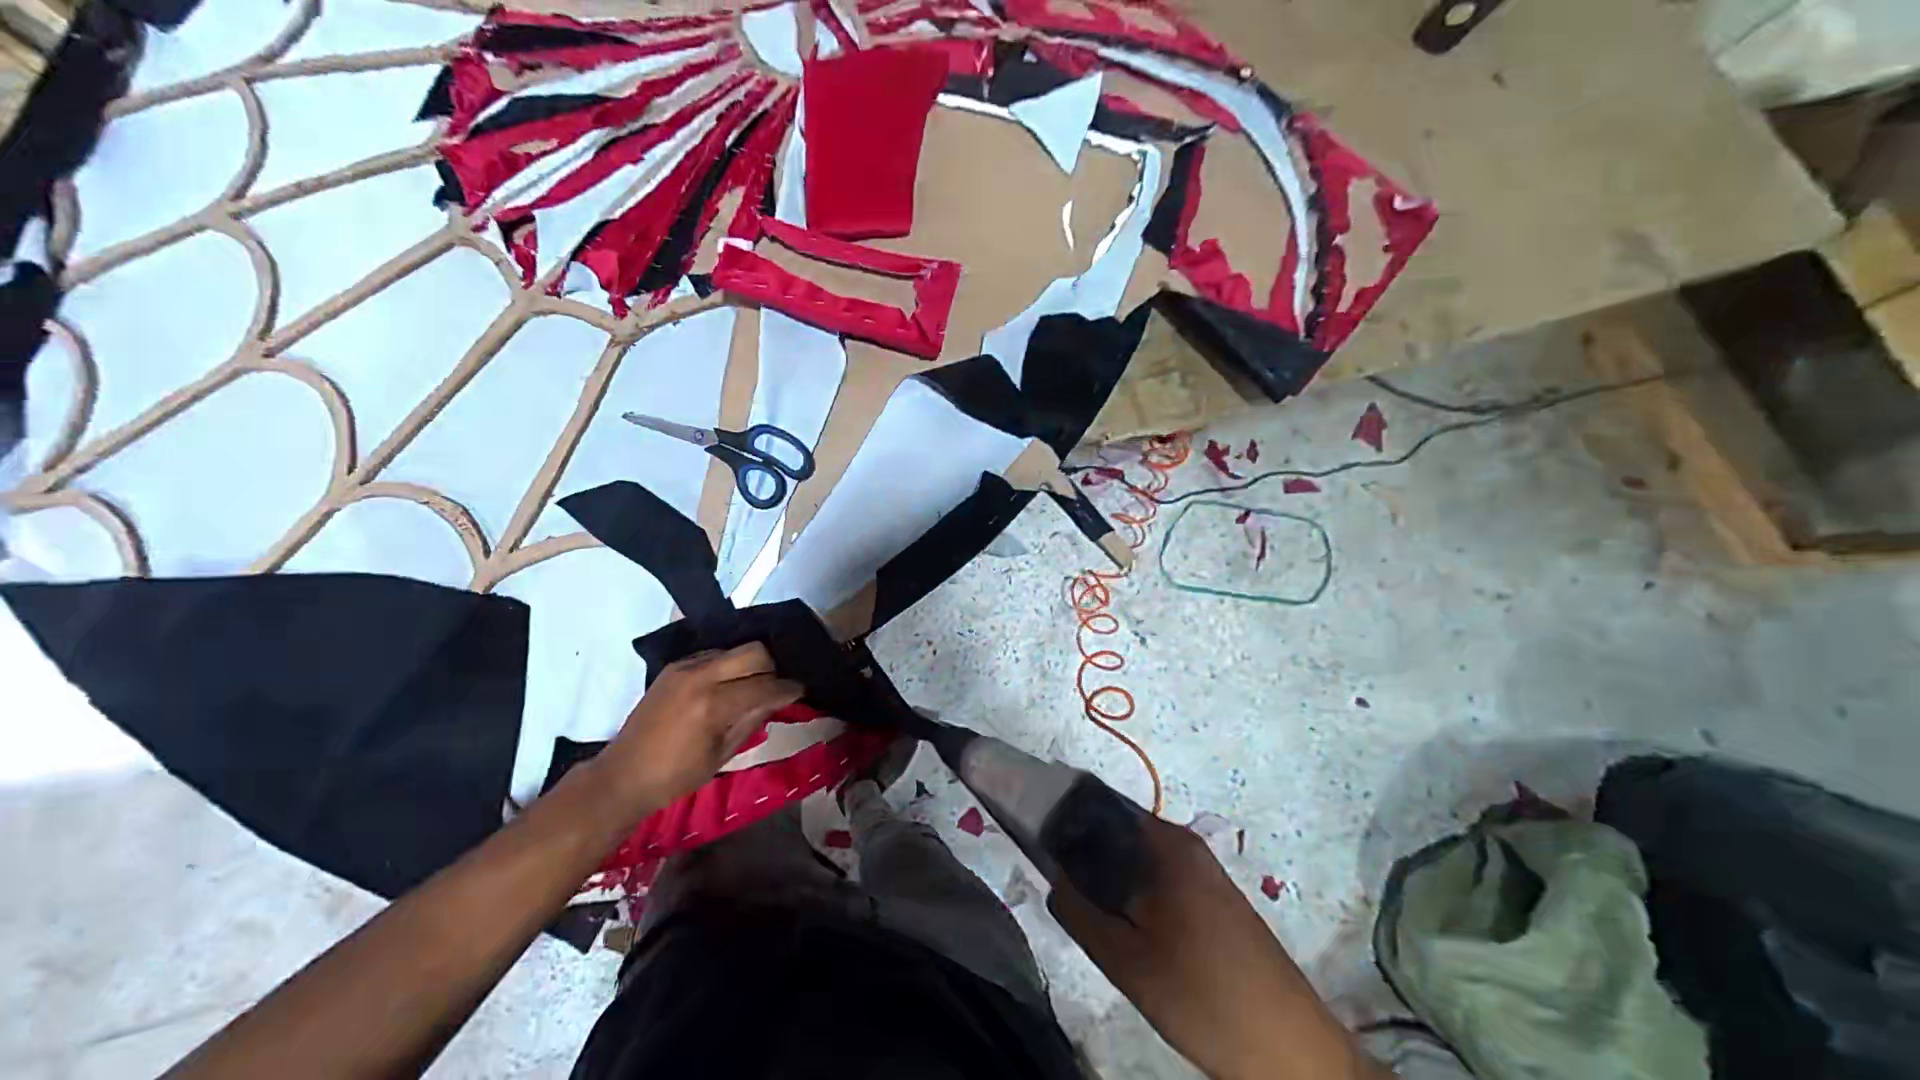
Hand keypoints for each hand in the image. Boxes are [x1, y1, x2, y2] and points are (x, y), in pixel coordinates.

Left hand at [591, 644, 802, 819]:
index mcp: (713, 705)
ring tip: (753, 685)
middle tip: (776, 687)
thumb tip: (777, 700)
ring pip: (734, 649)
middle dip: (772, 667)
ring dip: (749, 664)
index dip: (788, 688)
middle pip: (754, 651)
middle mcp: (700, 677)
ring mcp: (684, 668)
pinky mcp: (674, 667)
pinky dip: (728, 666)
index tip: (801, 691)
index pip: (765, 685)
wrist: (623, 775)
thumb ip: (753, 721)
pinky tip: (728, 685)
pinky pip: (713, 655)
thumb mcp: (722, 754)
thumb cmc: (676, 776)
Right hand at [1048, 816, 1386, 1079]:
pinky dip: (1131, 889)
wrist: (1289, 1047)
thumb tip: (1051, 872)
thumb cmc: (1202, 997)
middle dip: (1081, 850)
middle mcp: (1184, 842)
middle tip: (1057, 887)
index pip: (1096, 804)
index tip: (1031, 837)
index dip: (1060, 815)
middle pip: (1115, 828)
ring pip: (1135, 855)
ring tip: (1085, 910)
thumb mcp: (1125, 960)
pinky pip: (1157, 874)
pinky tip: (1124, 926)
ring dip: (1106, 873)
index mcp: (1165, 844)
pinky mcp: (1212, 894)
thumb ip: (1078, 909)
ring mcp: (1202, 868)